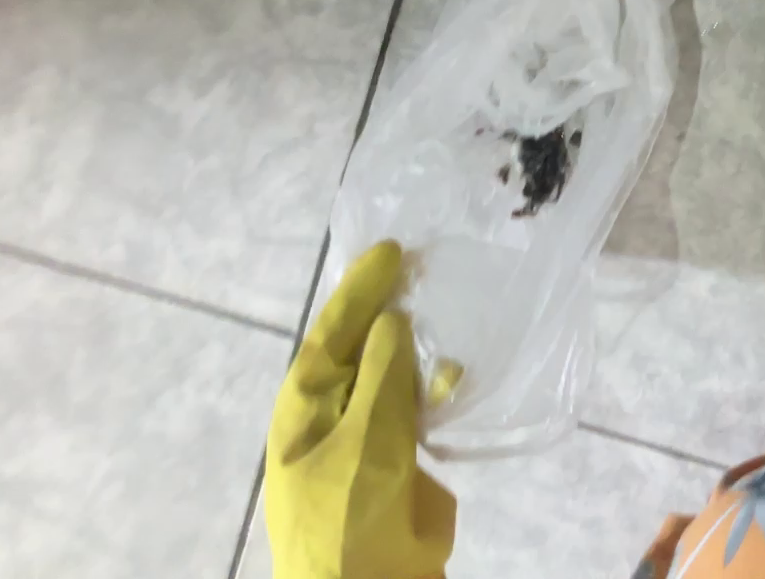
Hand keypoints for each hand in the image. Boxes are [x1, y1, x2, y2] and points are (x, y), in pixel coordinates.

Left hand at [266, 241, 456, 578]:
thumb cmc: (350, 515)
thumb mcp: (366, 440)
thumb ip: (383, 375)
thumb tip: (393, 318)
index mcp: (306, 404)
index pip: (332, 329)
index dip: (361, 287)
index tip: (393, 249)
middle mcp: (332, 409)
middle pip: (362, 342)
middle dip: (390, 303)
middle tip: (425, 263)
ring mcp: (366, 430)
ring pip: (393, 368)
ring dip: (418, 340)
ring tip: (448, 305)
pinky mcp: (399, 451)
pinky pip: (417, 401)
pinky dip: (436, 383)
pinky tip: (458, 374)